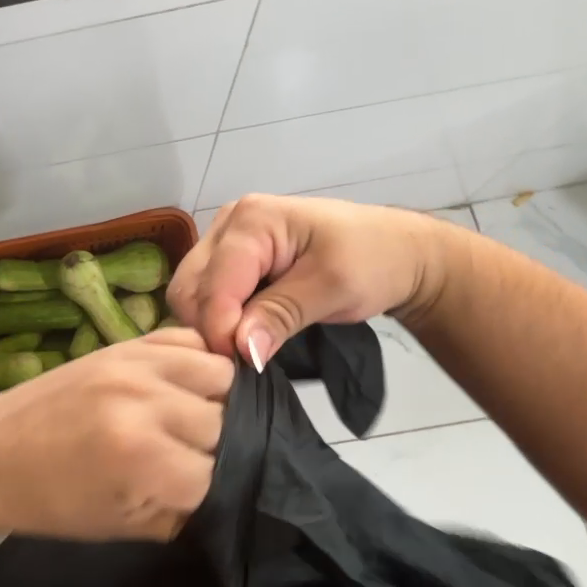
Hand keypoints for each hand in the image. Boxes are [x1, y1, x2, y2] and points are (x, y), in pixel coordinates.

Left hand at [0, 328, 234, 541]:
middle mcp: (145, 400)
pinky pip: (187, 339)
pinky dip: (195, 363)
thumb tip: (233, 490)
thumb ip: (188, 510)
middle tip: (183, 461)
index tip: (188, 496)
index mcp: (143, 456)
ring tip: (186, 421)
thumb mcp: (128, 526)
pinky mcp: (123, 344)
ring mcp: (134, 364)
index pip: (222, 473)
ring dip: (214, 401)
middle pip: (225, 422)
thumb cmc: (55, 503)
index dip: (209, 491)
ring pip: (221, 375)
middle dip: (213, 449)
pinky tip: (179, 387)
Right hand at [165, 195, 457, 367]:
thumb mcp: (333, 289)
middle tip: (242, 361)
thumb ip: (282, 315)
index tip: (242, 366)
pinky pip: (203, 294)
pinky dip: (216, 319)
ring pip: (189, 293)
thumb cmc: (374, 261)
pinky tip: (242, 334)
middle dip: (208, 328)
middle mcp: (226, 224)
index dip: (220, 329)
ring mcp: (223, 240)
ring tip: (244, 349)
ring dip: (209, 326)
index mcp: (251, 220)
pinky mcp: (227, 258)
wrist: (396, 252)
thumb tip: (240, 348)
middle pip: (189, 288)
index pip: (213, 284)